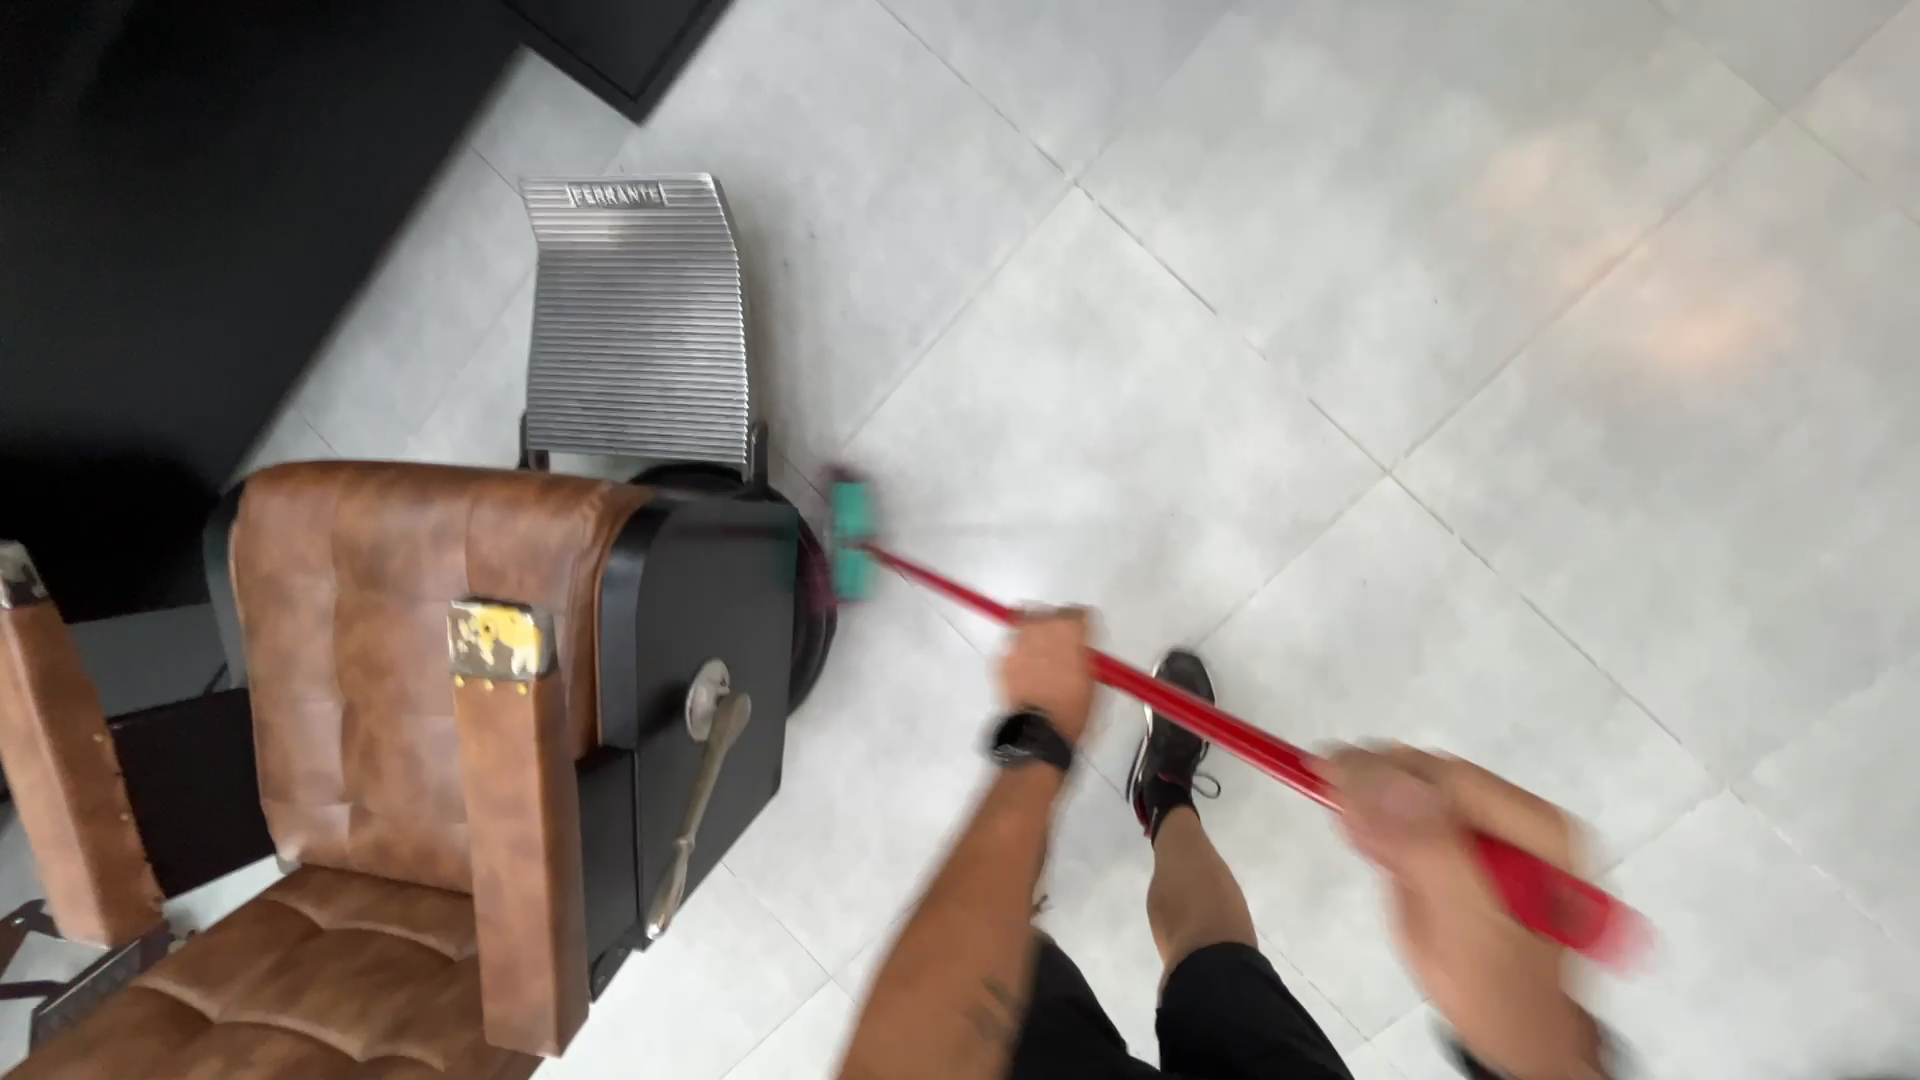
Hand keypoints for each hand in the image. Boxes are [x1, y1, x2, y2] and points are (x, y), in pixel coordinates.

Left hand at [998, 608, 1096, 746]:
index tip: (1080, 634)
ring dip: (1033, 635)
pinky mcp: (1000, 658)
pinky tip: (1025, 673)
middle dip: (1052, 624)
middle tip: (1057, 642)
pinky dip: (1018, 654)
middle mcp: (1041, 629)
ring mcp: (1017, 642)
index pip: (1076, 612)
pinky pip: (1011, 648)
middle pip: (1046, 612)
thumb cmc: (1072, 708)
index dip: (1079, 623)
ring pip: (1024, 624)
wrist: (1040, 731)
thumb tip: (1078, 645)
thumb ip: (1084, 654)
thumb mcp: (1092, 679)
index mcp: (1070, 631)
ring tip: (1038, 657)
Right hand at [1328, 745, 1602, 1079]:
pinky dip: (1371, 813)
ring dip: (1368, 798)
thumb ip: (1426, 847)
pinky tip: (1361, 836)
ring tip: (1352, 833)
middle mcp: (1515, 817)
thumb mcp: (1463, 921)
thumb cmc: (1493, 987)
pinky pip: (1402, 804)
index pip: (1451, 777)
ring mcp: (1484, 825)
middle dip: (1375, 786)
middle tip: (1335, 808)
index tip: (1325, 773)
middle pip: (1429, 774)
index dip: (1385, 771)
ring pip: (1409, 783)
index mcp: (1538, 831)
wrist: (1504, 1029)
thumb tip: (1377, 776)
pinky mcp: (1453, 837)